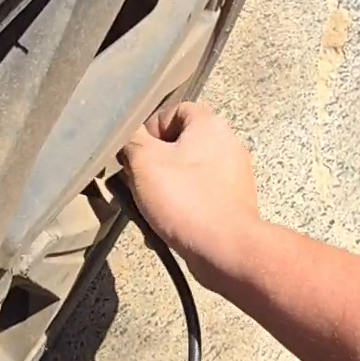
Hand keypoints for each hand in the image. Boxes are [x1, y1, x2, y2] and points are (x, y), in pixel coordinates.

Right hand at [118, 101, 262, 284]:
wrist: (224, 249)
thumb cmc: (186, 202)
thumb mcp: (144, 162)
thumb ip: (131, 140)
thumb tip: (127, 134)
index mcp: (210, 125)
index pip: (172, 111)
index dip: (148, 131)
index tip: (136, 155)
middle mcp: (227, 144)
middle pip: (177, 146)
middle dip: (152, 167)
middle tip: (139, 184)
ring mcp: (232, 176)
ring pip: (184, 175)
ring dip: (162, 191)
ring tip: (151, 210)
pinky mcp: (232, 203)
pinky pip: (197, 198)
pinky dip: (180, 209)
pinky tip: (167, 226)